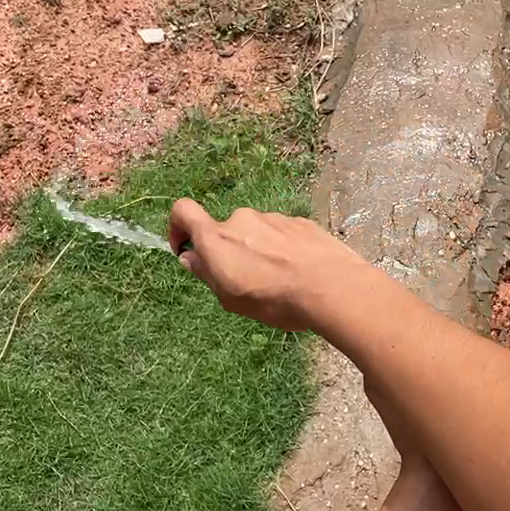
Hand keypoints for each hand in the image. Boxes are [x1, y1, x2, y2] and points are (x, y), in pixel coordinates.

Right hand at [167, 199, 380, 331]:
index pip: (183, 211)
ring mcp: (274, 218)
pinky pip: (282, 235)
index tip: (187, 250)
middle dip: (231, 253)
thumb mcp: (231, 298)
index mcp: (218, 237)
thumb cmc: (275, 299)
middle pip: (227, 231)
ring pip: (257, 233)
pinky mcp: (300, 222)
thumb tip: (191, 257)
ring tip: (280, 282)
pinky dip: (284, 250)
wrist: (331, 287)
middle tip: (247, 283)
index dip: (178, 228)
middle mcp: (242, 219)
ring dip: (260, 252)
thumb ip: (207, 273)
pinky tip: (299, 272)